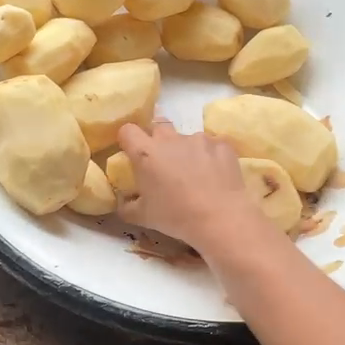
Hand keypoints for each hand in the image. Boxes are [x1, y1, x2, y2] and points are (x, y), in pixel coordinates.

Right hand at [116, 121, 272, 252]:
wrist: (220, 218)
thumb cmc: (176, 216)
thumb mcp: (142, 217)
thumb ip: (126, 206)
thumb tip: (123, 202)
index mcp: (145, 153)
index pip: (128, 130)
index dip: (128, 139)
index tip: (132, 153)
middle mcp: (170, 139)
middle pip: (157, 126)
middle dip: (157, 139)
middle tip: (162, 162)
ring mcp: (198, 139)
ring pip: (186, 138)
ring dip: (185, 150)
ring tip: (194, 173)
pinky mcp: (222, 144)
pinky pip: (211, 145)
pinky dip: (209, 156)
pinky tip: (214, 175)